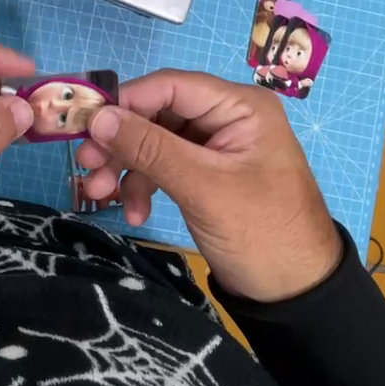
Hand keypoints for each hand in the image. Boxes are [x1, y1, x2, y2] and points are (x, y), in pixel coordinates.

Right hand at [76, 70, 341, 301]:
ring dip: (126, 166)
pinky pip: (162, 164)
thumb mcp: (203, 188)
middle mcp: (226, 116)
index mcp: (239, 106)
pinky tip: (135, 212)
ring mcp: (214, 145)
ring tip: (100, 193)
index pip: (170, 86)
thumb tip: (98, 117)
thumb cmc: (261, 234)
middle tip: (86, 163)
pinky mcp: (204, 172)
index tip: (87, 124)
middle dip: (121, 140)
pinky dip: (143, 184)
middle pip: (156, 112)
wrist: (298, 300)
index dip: (125, 101)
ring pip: (153, 139)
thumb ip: (149, 147)